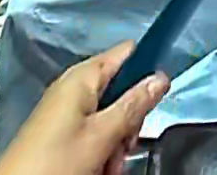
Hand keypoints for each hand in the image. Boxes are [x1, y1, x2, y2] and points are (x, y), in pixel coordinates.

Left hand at [0, 42, 169, 174]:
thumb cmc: (53, 165)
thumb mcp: (101, 136)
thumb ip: (135, 105)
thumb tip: (162, 76)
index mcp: (84, 76)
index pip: (129, 52)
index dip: (147, 69)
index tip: (154, 100)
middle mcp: (74, 87)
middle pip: (121, 89)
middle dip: (128, 120)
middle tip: (123, 146)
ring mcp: (64, 113)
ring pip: (108, 117)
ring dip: (115, 143)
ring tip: (107, 167)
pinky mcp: (57, 136)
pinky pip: (91, 134)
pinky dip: (98, 153)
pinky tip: (96, 171)